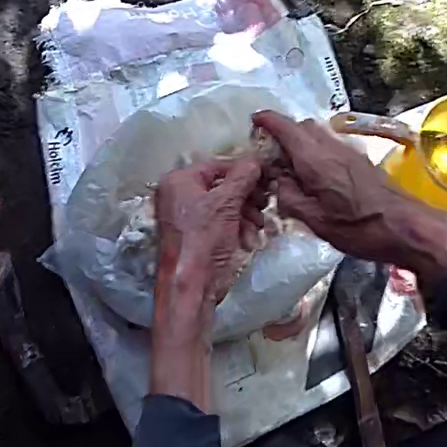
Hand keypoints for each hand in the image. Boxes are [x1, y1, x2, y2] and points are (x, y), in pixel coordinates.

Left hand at [149, 157, 265, 411]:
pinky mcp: (197, 236)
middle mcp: (179, 195)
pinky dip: (238, 228)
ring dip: (246, 214)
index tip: (268, 178)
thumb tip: (256, 160)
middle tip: (266, 202)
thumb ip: (243, 177)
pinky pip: (222, 223)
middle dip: (247, 196)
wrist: (192, 285)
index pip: (217, 165)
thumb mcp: (226, 203)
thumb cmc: (203, 239)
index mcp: (178, 181)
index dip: (244, 171)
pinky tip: (249, 239)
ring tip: (257, 225)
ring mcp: (187, 217)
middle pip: (223, 186)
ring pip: (226, 206)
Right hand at [252, 110, 446, 288]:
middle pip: (302, 127)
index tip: (253, 122)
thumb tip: (278, 181)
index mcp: (316, 160)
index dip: (267, 121)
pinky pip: (330, 146)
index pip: (286, 127)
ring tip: (289, 170)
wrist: (410, 230)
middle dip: (283, 135)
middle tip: (269, 157)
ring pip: (318, 135)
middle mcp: (332, 148)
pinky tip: (313, 178)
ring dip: (300, 144)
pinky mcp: (360, 162)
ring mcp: (349, 152)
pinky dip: (315, 153)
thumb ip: (289, 197)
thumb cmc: (361, 229)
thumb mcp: (315, 221)